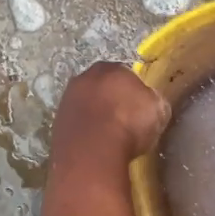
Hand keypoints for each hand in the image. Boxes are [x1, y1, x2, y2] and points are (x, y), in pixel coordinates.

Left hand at [51, 62, 170, 159]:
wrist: (92, 147)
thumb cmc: (129, 123)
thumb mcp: (157, 109)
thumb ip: (153, 99)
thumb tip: (149, 100)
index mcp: (111, 68)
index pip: (126, 75)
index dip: (134, 93)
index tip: (140, 110)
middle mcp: (85, 75)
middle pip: (102, 86)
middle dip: (111, 100)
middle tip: (124, 121)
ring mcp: (67, 96)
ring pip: (86, 102)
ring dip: (95, 114)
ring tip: (108, 135)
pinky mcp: (57, 118)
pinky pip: (76, 120)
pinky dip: (84, 129)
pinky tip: (94, 143)